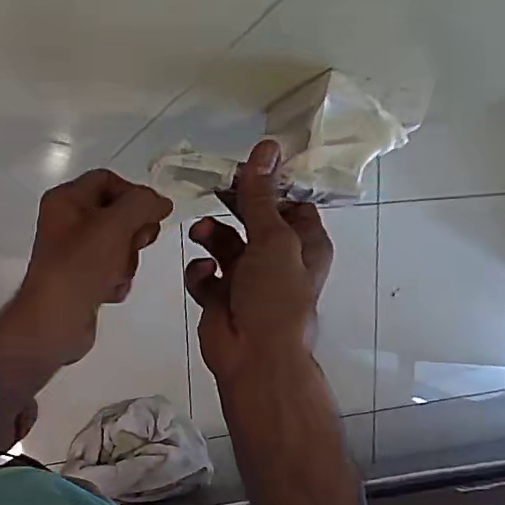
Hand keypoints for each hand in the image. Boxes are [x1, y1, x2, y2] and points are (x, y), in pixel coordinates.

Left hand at [2, 168, 171, 366]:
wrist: (55, 321)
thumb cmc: (79, 268)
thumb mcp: (115, 225)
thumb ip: (143, 204)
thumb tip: (160, 202)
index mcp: (66, 200)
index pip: (109, 180)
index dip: (134, 195)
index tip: (153, 214)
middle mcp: (67, 222)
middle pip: (118, 214)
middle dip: (133, 232)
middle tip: (135, 245)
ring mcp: (74, 253)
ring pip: (119, 244)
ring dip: (126, 260)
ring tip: (114, 274)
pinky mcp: (82, 279)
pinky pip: (112, 269)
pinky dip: (116, 280)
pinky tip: (107, 290)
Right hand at [185, 139, 333, 380]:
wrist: (254, 357)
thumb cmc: (275, 297)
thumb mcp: (273, 238)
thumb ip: (261, 195)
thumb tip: (266, 148)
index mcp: (303, 244)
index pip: (288, 203)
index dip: (268, 185)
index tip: (246, 167)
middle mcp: (277, 259)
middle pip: (253, 219)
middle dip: (234, 206)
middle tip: (215, 187)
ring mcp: (247, 280)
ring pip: (225, 244)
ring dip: (212, 236)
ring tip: (200, 234)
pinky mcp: (220, 298)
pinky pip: (205, 274)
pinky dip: (201, 273)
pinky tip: (203, 277)